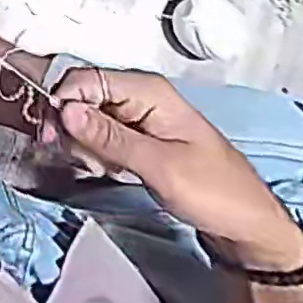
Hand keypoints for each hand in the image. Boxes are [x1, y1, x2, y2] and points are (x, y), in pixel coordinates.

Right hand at [45, 69, 302, 271]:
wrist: (248, 224)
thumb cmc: (213, 190)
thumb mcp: (159, 166)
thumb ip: (109, 136)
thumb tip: (65, 109)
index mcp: (147, 89)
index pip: (87, 78)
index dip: (64, 102)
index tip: (53, 134)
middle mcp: (139, 95)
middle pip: (84, 96)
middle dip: (74, 127)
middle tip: (85, 159)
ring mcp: (137, 115)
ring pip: (88, 117)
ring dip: (85, 144)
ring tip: (105, 169)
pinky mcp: (135, 135)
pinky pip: (101, 135)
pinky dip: (97, 153)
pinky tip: (110, 171)